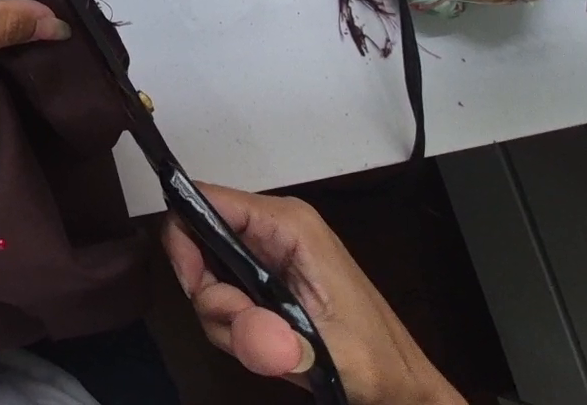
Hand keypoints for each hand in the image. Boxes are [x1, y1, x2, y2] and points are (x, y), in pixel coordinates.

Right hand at [162, 184, 463, 404]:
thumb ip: (278, 339)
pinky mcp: (263, 272)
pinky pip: (221, 287)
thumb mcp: (328, 354)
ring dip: (223, 315)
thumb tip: (239, 325)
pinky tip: (263, 340)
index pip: (203, 200)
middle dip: (209, 291)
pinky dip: (230, 320)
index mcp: (287, 224)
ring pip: (206, 269)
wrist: (402, 388)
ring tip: (264, 344)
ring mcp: (265, 249)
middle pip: (197, 238)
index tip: (195, 288)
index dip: (184, 240)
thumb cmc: (375, 361)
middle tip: (240, 328)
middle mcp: (271, 227)